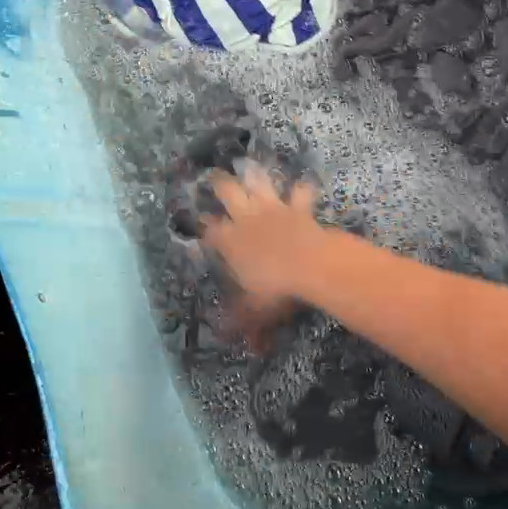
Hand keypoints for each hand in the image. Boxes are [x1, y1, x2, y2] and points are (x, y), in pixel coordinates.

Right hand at [199, 163, 323, 349]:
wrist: (307, 264)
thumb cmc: (274, 288)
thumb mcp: (254, 310)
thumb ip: (242, 322)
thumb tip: (234, 342)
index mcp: (229, 241)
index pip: (210, 230)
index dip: (204, 225)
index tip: (200, 222)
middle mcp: (246, 218)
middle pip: (227, 192)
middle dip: (219, 184)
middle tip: (214, 177)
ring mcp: (272, 208)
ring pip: (259, 182)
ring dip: (255, 175)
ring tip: (250, 166)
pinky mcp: (297, 207)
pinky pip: (300, 193)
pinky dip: (301, 189)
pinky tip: (303, 184)